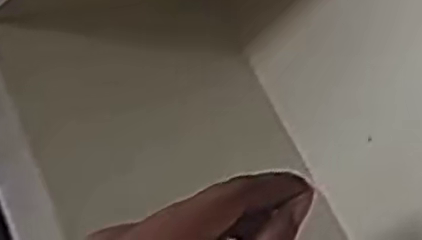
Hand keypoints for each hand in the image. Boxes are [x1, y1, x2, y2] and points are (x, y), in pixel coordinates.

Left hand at [89, 173, 312, 239]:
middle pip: (205, 207)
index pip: (239, 188)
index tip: (300, 197)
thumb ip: (266, 238)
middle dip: (245, 215)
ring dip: (212, 234)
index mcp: (163, 228)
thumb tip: (291, 211)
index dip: (280, 190)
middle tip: (276, 226)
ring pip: (171, 228)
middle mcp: (122, 232)